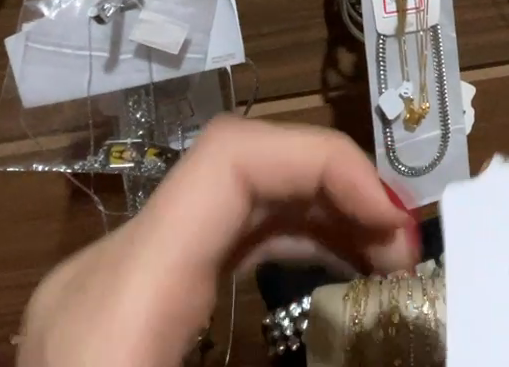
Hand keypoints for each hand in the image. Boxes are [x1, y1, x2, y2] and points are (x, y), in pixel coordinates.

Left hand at [19, 117, 418, 366]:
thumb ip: (308, 360)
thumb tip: (399, 340)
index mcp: (117, 306)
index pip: (229, 162)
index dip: (325, 164)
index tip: (395, 224)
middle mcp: (103, 274)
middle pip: (237, 168)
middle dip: (336, 188)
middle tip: (404, 248)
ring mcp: (105, 289)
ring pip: (227, 199)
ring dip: (315, 210)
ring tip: (384, 255)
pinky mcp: (118, 310)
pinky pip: (211, 241)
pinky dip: (280, 239)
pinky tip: (325, 269)